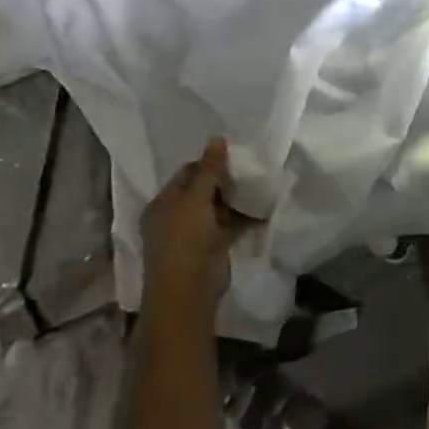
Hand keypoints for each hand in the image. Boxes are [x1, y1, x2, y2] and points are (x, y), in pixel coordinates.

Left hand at [144, 139, 249, 314]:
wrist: (189, 290)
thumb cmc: (184, 239)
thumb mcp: (195, 198)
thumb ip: (209, 169)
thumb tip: (216, 138)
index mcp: (163, 203)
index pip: (187, 173)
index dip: (209, 163)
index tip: (234, 156)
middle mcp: (176, 215)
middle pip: (204, 189)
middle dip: (225, 180)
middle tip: (250, 168)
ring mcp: (195, 232)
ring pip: (218, 207)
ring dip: (237, 197)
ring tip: (260, 183)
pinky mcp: (213, 246)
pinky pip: (231, 224)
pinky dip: (245, 217)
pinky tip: (264, 207)